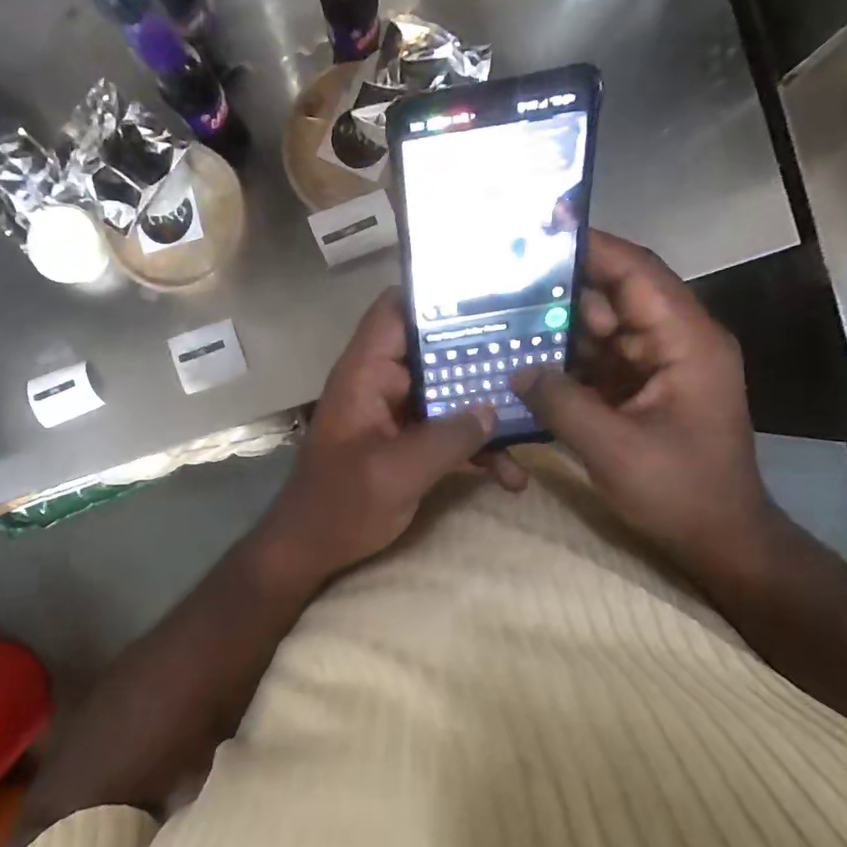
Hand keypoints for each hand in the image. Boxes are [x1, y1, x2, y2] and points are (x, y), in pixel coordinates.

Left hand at [254, 288, 514, 589]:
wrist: (308, 551)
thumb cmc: (340, 507)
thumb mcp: (397, 473)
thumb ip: (447, 438)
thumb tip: (493, 410)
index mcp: (365, 375)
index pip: (395, 310)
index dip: (436, 295)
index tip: (491, 295)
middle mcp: (380, 385)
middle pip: (434, 350)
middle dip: (483, 355)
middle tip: (538, 353)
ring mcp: (394, 416)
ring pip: (447, 395)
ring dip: (487, 412)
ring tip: (538, 420)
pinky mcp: (405, 444)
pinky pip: (446, 432)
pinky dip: (475, 448)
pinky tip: (511, 475)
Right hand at [511, 230, 779, 576]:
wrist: (718, 537)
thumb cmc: (680, 490)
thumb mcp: (614, 448)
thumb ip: (561, 403)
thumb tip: (517, 370)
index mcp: (686, 341)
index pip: (637, 274)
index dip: (593, 247)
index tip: (543, 226)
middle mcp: (674, 343)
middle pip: (614, 299)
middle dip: (561, 291)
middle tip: (504, 281)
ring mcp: (656, 369)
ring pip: (601, 333)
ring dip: (557, 329)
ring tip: (504, 318)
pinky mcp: (640, 393)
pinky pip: (597, 365)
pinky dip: (564, 364)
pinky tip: (524, 363)